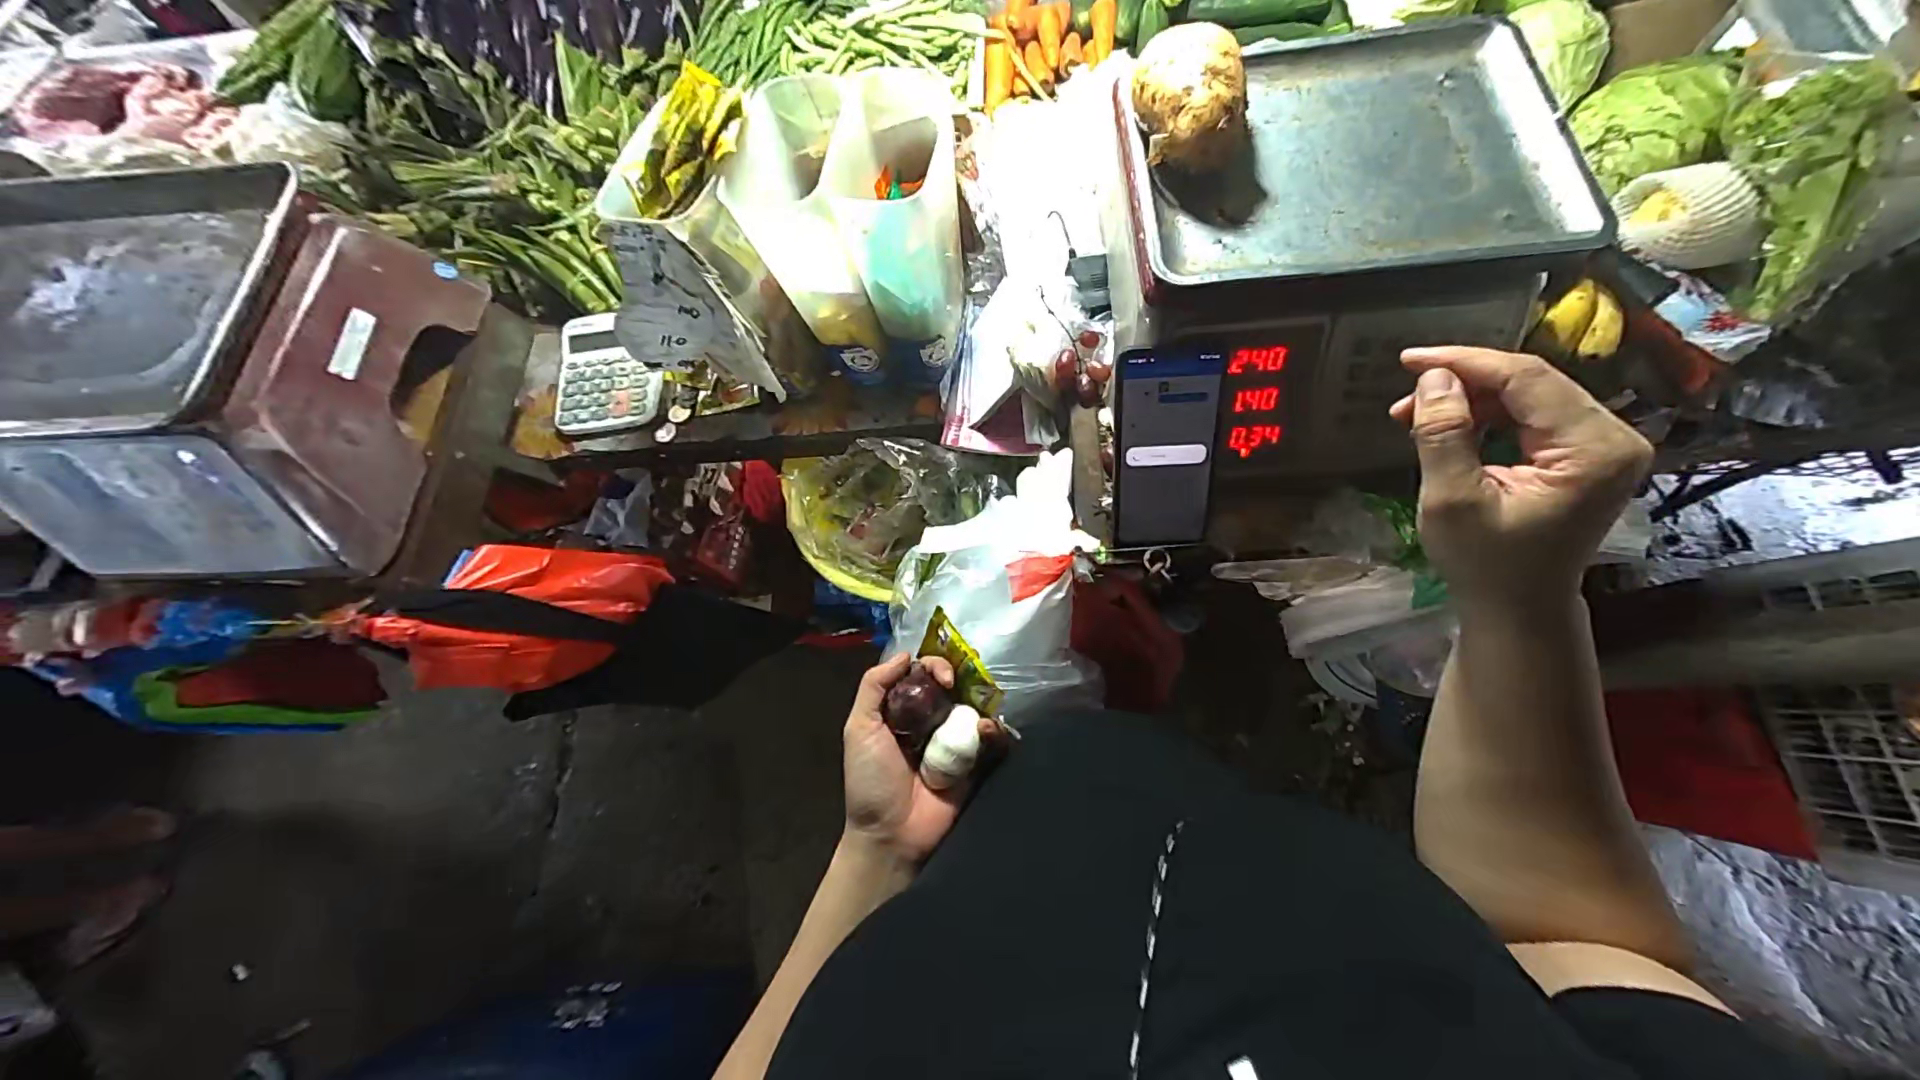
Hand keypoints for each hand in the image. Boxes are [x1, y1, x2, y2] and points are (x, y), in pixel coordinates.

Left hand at [841, 654, 974, 865]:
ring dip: (979, 701)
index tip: (940, 674)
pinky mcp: (973, 764)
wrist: (891, 834)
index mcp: (902, 711)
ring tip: (974, 710)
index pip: (923, 674)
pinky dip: (992, 730)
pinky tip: (986, 729)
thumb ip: (873, 687)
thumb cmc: (870, 780)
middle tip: (956, 683)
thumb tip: (905, 655)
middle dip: (960, 676)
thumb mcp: (859, 728)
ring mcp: (953, 742)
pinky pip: (988, 740)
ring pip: (974, 708)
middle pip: (952, 686)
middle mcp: (930, 721)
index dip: (933, 665)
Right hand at [1390, 347, 1651, 613]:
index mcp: (1593, 448)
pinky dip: (1484, 416)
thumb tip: (1432, 379)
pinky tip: (1447, 426)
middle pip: (1531, 383)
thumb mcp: (1452, 500)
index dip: (1466, 362)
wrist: (1517, 606)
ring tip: (1414, 415)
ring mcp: (1600, 445)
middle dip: (1463, 382)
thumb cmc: (1485, 562)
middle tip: (1405, 395)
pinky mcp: (1582, 455)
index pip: (1528, 380)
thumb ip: (1443, 436)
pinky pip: (1529, 417)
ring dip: (1469, 400)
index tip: (1410, 359)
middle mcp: (1611, 436)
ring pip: (1527, 397)